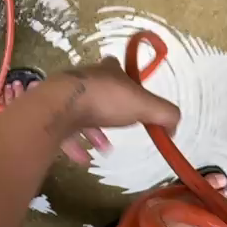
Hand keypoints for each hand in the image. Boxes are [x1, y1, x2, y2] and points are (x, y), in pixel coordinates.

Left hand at [36, 59, 179, 164]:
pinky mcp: (52, 114)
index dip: (125, 79)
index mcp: (106, 71)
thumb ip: (165, 114)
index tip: (132, 96)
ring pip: (81, 112)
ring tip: (104, 148)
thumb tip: (174, 126)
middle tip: (119, 127)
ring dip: (94, 131)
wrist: (61, 106)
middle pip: (98, 91)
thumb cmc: (105, 100)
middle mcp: (84, 79)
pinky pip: (65, 131)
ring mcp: (66, 96)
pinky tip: (84, 159)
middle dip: (110, 110)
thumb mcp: (145, 105)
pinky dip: (76, 146)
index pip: (116, 67)